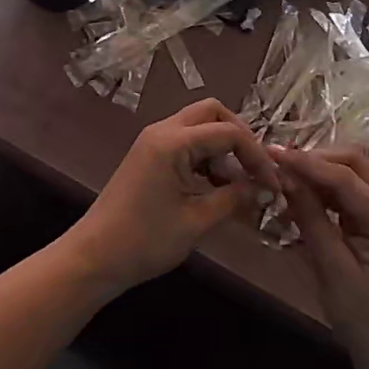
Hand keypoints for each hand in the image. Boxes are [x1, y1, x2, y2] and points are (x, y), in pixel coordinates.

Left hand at [63, 100, 278, 292]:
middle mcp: (162, 131)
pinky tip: (216, 186)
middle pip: (211, 113)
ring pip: (198, 126)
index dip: (256, 155)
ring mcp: (152, 141)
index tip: (272, 185)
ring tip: (238, 186)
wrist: (96, 255)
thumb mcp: (197, 221)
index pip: (228, 131)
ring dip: (222, 147)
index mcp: (172, 142)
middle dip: (239, 137)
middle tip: (255, 171)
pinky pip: (185, 141)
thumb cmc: (146, 240)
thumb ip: (234, 198)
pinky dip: (206, 156)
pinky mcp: (149, 155)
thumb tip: (264, 189)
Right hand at [276, 148, 368, 368]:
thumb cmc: (362, 318)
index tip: (272, 153)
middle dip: (316, 159)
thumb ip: (310, 217)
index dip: (307, 162)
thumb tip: (285, 176)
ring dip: (319, 171)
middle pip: (355, 164)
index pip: (346, 177)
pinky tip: (301, 196)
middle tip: (279, 164)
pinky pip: (350, 193)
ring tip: (285, 177)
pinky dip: (324, 189)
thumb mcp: (331, 268)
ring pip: (352, 174)